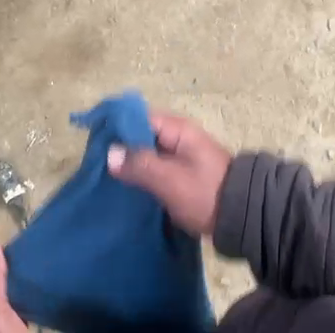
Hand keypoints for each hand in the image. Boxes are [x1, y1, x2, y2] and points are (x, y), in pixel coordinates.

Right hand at [107, 110, 232, 236]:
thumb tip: (110, 151)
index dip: (117, 126)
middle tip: (95, 164)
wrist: (241, 216)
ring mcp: (181, 156)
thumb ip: (140, 164)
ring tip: (104, 178)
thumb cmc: (205, 193)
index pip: (139, 118)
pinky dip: (140, 175)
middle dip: (120, 147)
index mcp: (177, 129)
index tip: (93, 141)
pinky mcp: (181, 175)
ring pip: (147, 153)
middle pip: (141, 135)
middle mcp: (178, 137)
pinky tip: (125, 189)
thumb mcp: (170, 180)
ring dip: (129, 163)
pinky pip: (155, 168)